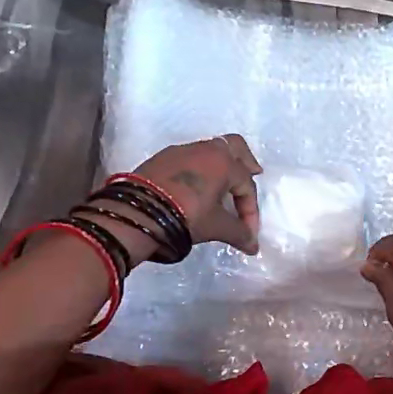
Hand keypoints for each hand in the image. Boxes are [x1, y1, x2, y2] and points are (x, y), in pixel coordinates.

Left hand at [132, 134, 263, 253]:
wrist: (139, 212)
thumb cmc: (187, 215)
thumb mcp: (216, 227)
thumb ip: (238, 233)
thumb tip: (253, 246)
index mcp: (224, 162)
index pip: (246, 185)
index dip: (251, 211)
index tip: (247, 233)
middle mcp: (205, 150)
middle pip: (234, 146)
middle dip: (246, 161)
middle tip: (253, 174)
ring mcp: (182, 151)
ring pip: (210, 151)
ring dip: (221, 166)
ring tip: (222, 186)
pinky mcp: (163, 158)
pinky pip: (190, 158)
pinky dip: (200, 169)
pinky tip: (196, 187)